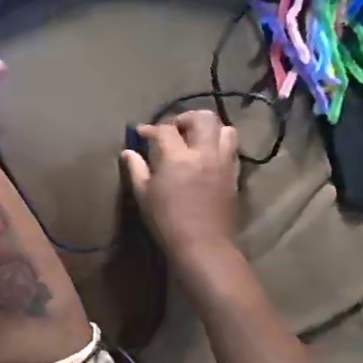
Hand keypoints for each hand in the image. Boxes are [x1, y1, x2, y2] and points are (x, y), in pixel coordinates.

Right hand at [121, 110, 241, 265]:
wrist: (203, 244)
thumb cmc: (166, 221)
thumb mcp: (143, 195)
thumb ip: (136, 169)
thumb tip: (128, 152)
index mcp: (177, 157)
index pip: (164, 130)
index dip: (150, 128)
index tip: (141, 133)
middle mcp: (204, 153)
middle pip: (202, 118)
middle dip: (184, 118)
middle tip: (172, 130)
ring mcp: (223, 162)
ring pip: (224, 128)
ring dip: (208, 128)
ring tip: (194, 139)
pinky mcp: (234, 174)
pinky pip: (231, 148)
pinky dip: (218, 144)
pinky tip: (206, 156)